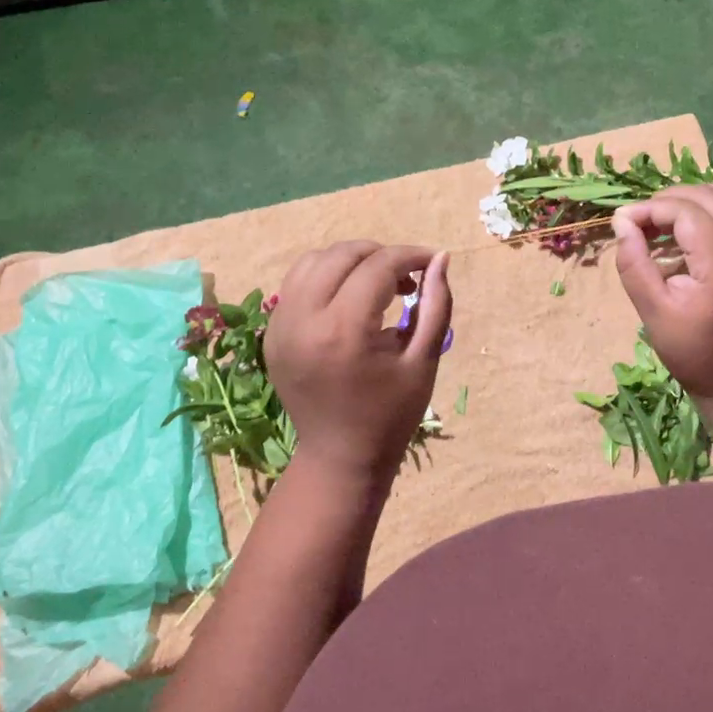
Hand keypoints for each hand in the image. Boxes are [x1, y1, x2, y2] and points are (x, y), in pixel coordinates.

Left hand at [265, 242, 451, 477]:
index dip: (410, 256)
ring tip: (377, 284)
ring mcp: (280, 327)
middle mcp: (304, 321)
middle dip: (380, 254)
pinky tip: (349, 300)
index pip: (378, 266)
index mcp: (344, 331)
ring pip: (313, 262)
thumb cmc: (391, 414)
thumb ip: (436, 305)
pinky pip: (295, 285)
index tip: (432, 262)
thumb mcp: (423, 361)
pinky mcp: (272, 335)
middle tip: (406, 278)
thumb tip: (440, 259)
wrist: (340, 457)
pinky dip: (325, 278)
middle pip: (341, 255)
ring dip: (350, 262)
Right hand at [610, 185, 712, 399]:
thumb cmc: (689, 348)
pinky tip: (705, 219)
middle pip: (707, 196)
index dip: (651, 209)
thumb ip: (634, 263)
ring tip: (666, 220)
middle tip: (641, 225)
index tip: (624, 223)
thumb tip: (621, 221)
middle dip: (667, 201)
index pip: (686, 212)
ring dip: (693, 198)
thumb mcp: (651, 311)